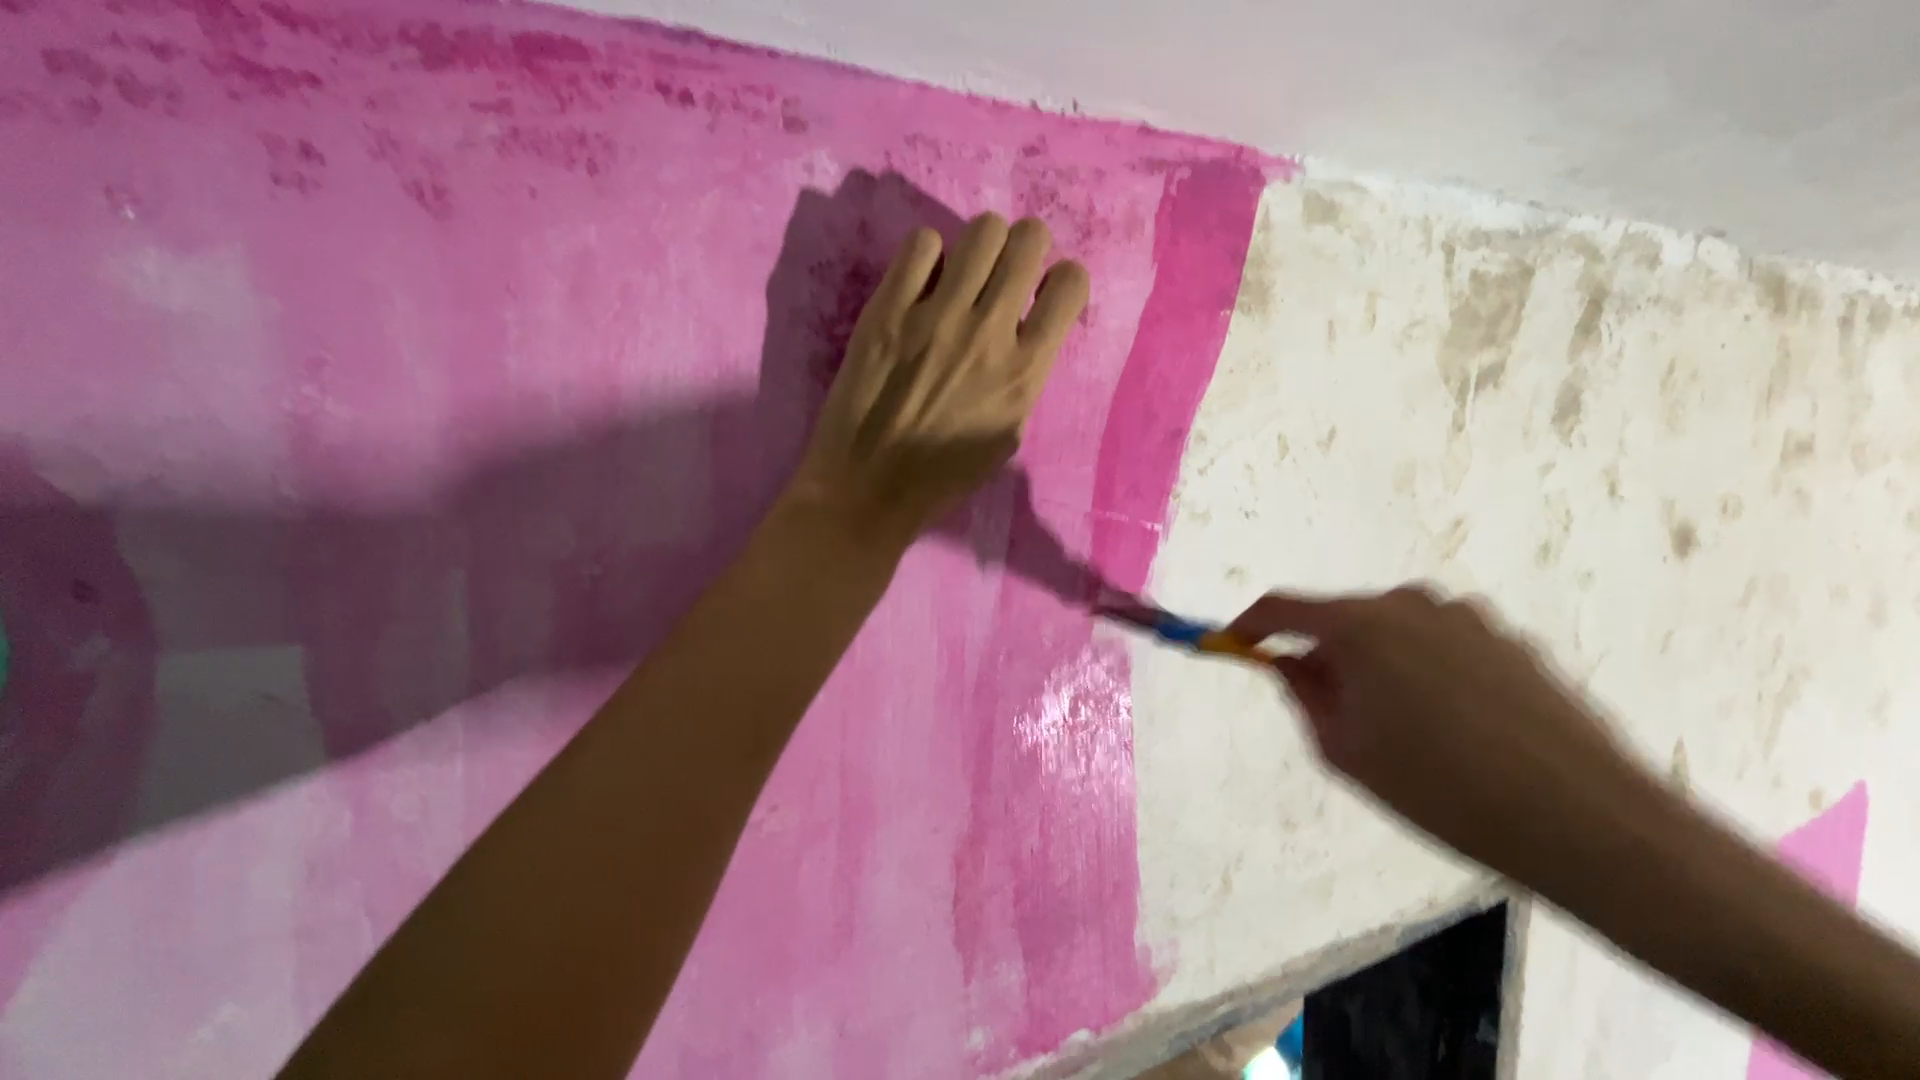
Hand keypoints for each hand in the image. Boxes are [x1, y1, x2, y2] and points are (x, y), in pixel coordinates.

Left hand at [784, 213, 1088, 544]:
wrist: (868, 487)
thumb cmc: (943, 474)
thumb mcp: (1008, 433)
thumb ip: (1023, 374)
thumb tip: (1022, 331)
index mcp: (1026, 370)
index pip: (1071, 283)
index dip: (1061, 280)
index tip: (1042, 293)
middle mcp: (989, 331)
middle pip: (1029, 239)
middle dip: (1025, 247)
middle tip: (1004, 271)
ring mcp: (937, 316)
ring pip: (982, 230)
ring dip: (981, 244)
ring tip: (963, 272)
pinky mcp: (888, 309)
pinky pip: (922, 243)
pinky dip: (927, 255)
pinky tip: (920, 283)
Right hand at [1229, 586, 1654, 883]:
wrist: (1582, 817)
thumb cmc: (1440, 787)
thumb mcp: (1346, 750)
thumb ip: (1305, 695)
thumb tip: (1289, 664)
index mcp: (1360, 626)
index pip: (1283, 607)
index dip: (1251, 625)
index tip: (1234, 644)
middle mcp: (1411, 604)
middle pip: (1344, 618)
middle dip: (1325, 654)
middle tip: (1331, 710)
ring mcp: (1467, 618)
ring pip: (1395, 632)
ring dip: (1379, 664)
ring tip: (1403, 730)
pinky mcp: (1510, 640)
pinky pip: (1442, 646)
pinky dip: (1426, 673)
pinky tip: (1456, 730)